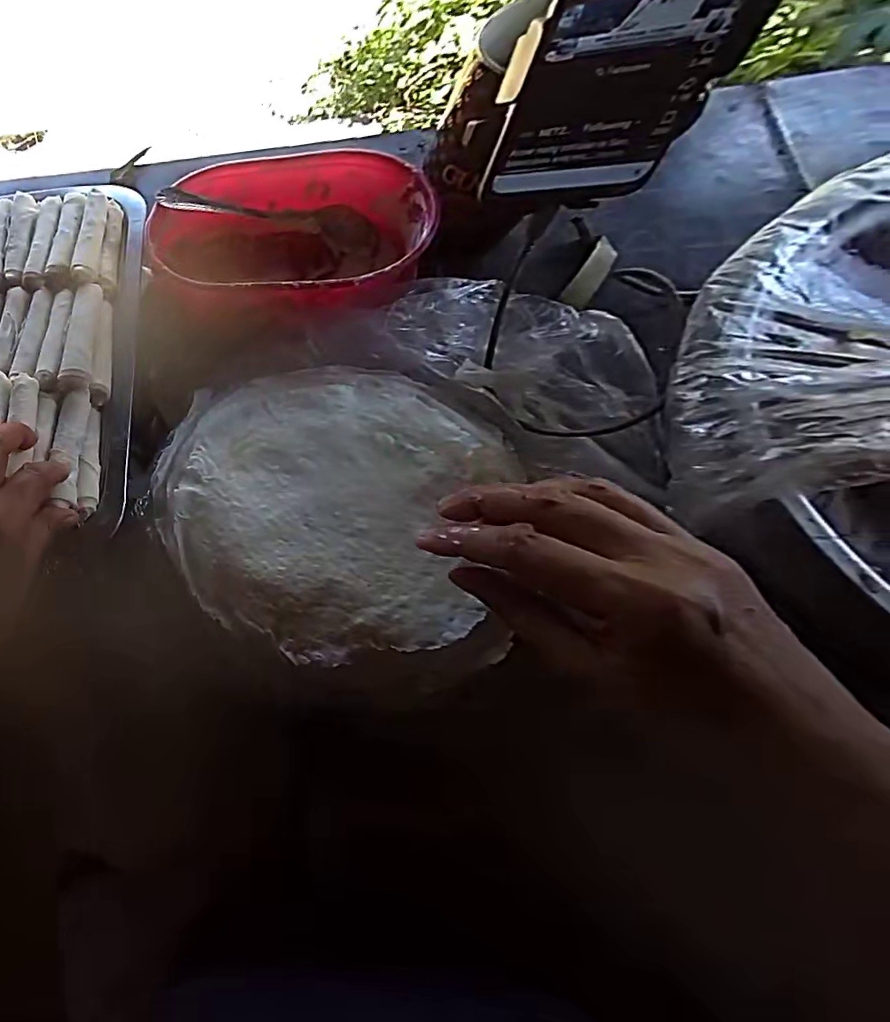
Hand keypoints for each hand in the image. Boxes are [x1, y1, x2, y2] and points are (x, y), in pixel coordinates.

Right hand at [417, 477, 882, 759]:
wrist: (800, 736)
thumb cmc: (684, 720)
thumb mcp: (589, 675)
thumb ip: (524, 615)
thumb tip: (465, 574)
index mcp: (638, 601)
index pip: (532, 551)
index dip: (470, 540)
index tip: (426, 539)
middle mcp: (667, 559)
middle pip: (560, 507)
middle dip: (491, 502)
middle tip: (443, 511)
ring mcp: (691, 546)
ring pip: (593, 493)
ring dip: (528, 490)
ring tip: (481, 503)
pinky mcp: (702, 546)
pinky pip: (626, 503)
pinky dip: (572, 495)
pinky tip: (540, 504)